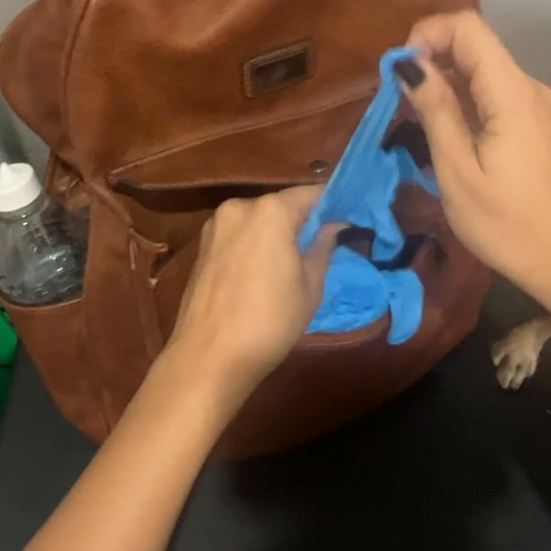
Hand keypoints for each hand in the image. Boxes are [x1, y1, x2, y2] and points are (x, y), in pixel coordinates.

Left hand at [162, 186, 339, 404]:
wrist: (208, 357)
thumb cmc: (269, 322)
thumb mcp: (310, 287)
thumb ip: (323, 247)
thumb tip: (335, 225)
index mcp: (271, 211)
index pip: (311, 193)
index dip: (332, 205)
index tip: (347, 220)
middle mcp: (240, 207)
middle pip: (281, 205)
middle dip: (302, 220)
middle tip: (321, 245)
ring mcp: (216, 224)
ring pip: (258, 219)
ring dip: (275, 232)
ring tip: (291, 262)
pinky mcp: (202, 244)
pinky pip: (238, 234)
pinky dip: (253, 243)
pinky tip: (261, 270)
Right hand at [399, 11, 550, 299]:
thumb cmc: (507, 224)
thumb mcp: (457, 170)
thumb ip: (435, 109)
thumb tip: (409, 64)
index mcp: (512, 93)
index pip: (467, 27)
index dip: (426, 35)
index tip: (399, 75)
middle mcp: (529, 88)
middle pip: (475, 46)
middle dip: (430, 61)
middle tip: (399, 105)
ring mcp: (537, 106)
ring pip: (483, 71)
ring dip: (445, 84)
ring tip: (417, 124)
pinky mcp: (537, 125)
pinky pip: (494, 95)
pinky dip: (464, 102)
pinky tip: (447, 137)